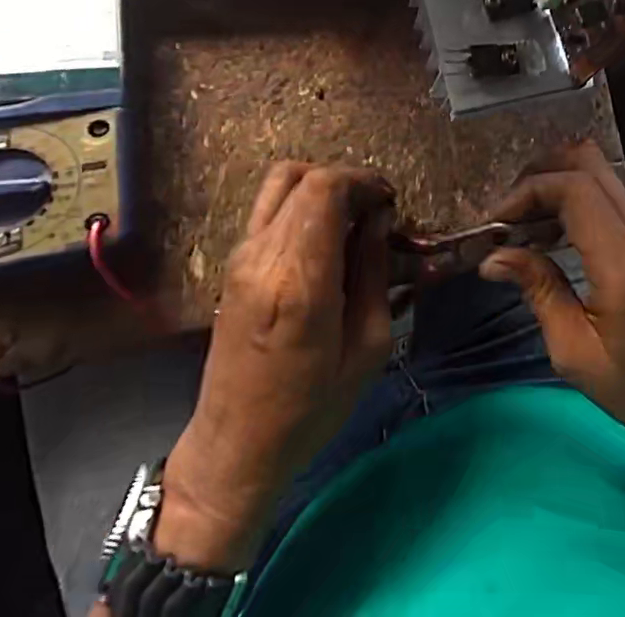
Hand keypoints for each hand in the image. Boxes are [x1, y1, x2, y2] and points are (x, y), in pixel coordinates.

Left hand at [156, 164, 395, 571]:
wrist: (235, 447)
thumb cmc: (312, 407)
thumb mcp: (368, 345)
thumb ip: (375, 272)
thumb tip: (381, 219)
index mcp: (300, 280)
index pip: (324, 189)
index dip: (364, 182)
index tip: (391, 203)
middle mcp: (262, 257)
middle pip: (303, 177)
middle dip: (349, 182)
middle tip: (379, 210)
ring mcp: (240, 258)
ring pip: (281, 185)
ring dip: (323, 189)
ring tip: (355, 219)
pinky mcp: (233, 265)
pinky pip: (270, 210)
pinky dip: (304, 206)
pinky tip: (329, 238)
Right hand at [480, 142, 624, 455]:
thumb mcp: (574, 351)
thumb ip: (539, 291)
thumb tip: (493, 258)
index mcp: (620, 261)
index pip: (573, 188)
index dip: (528, 191)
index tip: (495, 225)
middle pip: (588, 163)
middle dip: (539, 174)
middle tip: (507, 214)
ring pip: (599, 175)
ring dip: (555, 187)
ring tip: (521, 230)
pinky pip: (606, 199)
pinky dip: (571, 202)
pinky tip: (548, 239)